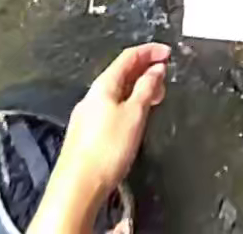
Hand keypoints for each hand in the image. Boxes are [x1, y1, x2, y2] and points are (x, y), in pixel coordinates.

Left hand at [56, 43, 170, 195]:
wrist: (76, 192)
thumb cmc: (105, 151)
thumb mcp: (135, 113)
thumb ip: (147, 87)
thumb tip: (156, 69)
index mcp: (103, 85)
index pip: (129, 56)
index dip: (150, 51)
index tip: (167, 52)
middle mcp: (92, 96)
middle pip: (122, 73)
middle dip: (145, 70)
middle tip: (165, 76)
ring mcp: (87, 115)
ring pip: (117, 92)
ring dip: (138, 88)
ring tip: (156, 97)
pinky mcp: (86, 134)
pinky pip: (111, 108)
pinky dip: (128, 104)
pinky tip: (136, 118)